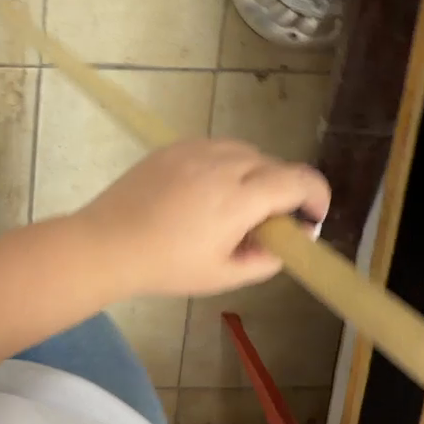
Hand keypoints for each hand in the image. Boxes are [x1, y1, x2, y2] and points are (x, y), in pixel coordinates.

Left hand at [73, 139, 330, 297]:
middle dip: (283, 190)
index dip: (316, 196)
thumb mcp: (224, 275)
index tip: (312, 218)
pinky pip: (214, 147)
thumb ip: (266, 258)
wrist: (107, 243)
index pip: (299, 180)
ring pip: (244, 151)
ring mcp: (194, 151)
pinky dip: (224, 164)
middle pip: (273, 165)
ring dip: (254, 174)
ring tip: (236, 206)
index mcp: (239, 197)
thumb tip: (288, 240)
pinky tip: (208, 191)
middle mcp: (222, 165)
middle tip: (268, 223)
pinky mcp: (172, 148)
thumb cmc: (166, 265)